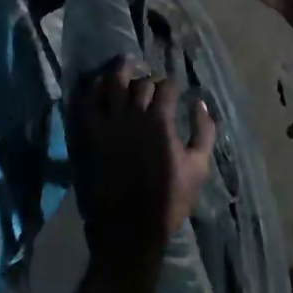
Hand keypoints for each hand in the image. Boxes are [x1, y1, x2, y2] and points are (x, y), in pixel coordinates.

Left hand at [71, 57, 217, 267]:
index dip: (172, 84)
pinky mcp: (92, 136)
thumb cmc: (169, 199)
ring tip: (125, 63)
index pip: (167, 86)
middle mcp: (134, 114)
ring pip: (113, 83)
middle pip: (141, 82)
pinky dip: (93, 89)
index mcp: (161, 120)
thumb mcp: (199, 167)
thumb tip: (201, 102)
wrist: (130, 229)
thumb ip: (204, 131)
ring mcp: (110, 124)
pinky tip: (98, 84)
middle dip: (150, 78)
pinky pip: (88, 103)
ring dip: (120, 70)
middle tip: (152, 82)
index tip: (175, 88)